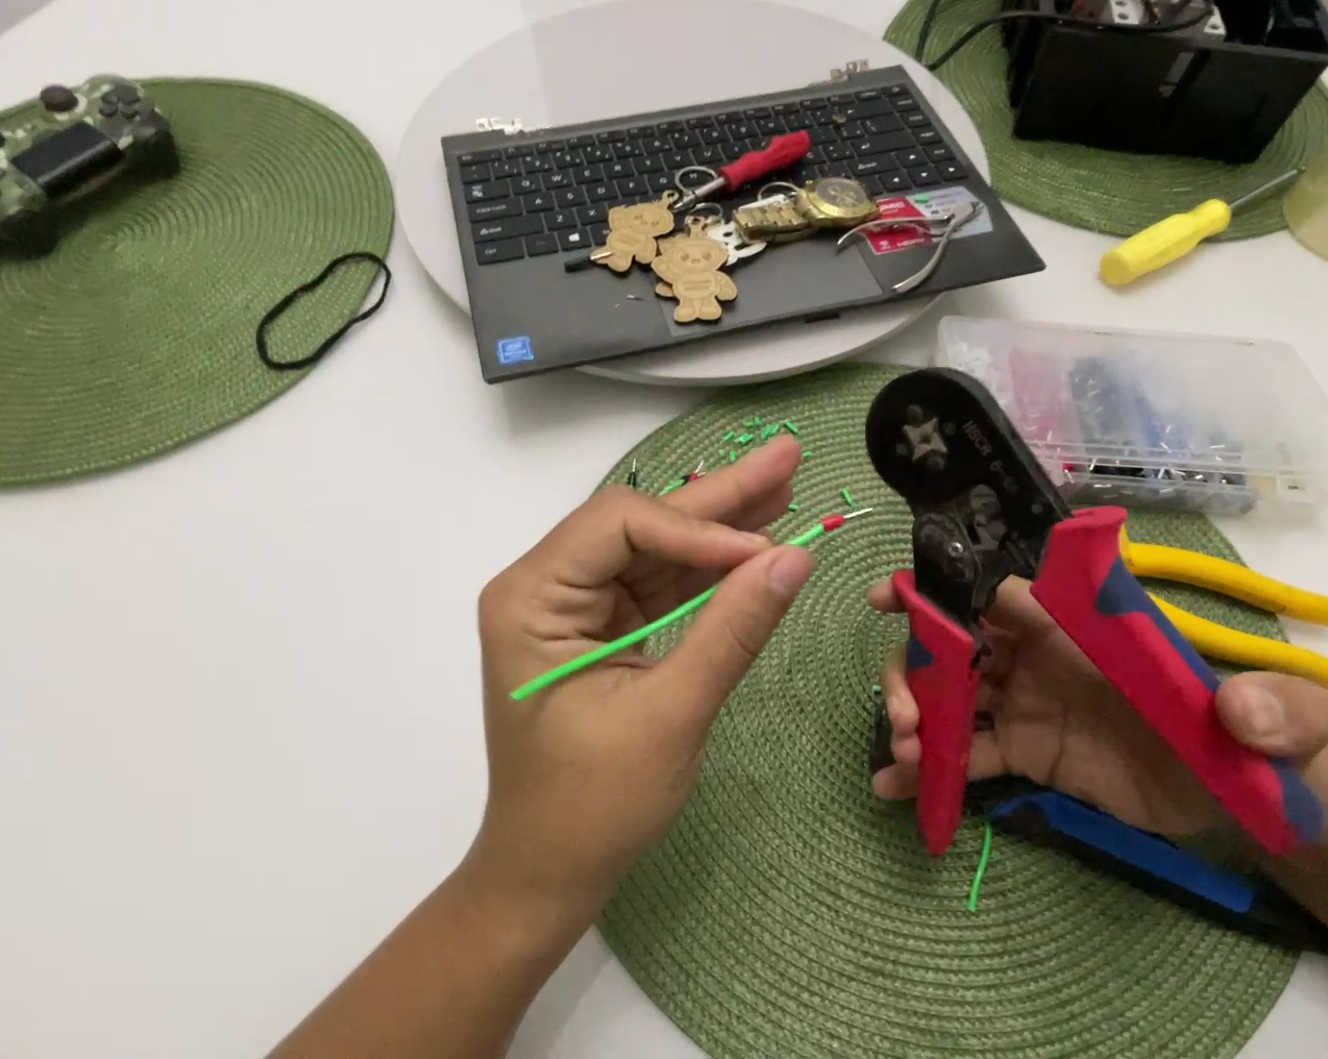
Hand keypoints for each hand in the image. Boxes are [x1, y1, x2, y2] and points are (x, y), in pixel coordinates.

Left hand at [468, 436, 813, 912]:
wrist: (551, 871)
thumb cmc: (592, 805)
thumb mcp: (670, 715)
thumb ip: (732, 630)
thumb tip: (795, 558)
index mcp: (532, 598)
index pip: (620, 525)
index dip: (697, 527)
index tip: (765, 549)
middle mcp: (546, 587)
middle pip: (642, 524)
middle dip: (717, 498)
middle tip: (786, 457)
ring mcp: (577, 607)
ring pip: (658, 548)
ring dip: (722, 525)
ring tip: (785, 485)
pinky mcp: (605, 629)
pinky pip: (663, 586)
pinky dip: (712, 569)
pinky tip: (758, 540)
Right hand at [869, 575, 1327, 837]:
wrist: (1243, 803)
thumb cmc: (1255, 742)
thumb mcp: (1280, 722)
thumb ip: (1273, 709)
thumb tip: (1239, 709)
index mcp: (1080, 628)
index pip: (999, 593)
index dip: (941, 590)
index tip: (890, 598)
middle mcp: (1040, 656)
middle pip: (953, 644)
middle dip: (913, 668)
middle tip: (904, 716)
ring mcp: (1025, 704)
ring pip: (948, 695)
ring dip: (914, 716)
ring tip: (904, 755)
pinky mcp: (1024, 751)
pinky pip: (965, 753)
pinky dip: (929, 768)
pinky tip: (896, 788)